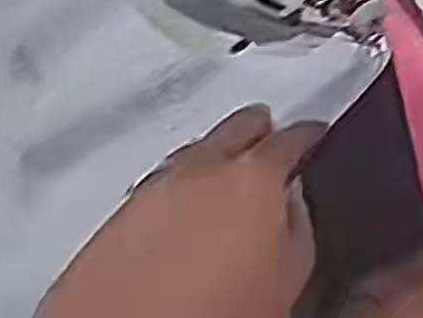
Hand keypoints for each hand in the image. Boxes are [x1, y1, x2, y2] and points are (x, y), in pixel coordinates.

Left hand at [39, 105, 325, 317]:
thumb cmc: (213, 314)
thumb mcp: (291, 270)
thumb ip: (299, 219)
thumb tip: (291, 203)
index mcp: (256, 173)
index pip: (296, 134)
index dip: (311, 136)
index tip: (314, 141)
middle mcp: (203, 169)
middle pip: (242, 123)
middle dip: (262, 132)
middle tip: (271, 150)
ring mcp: (150, 194)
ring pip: (193, 154)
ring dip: (212, 165)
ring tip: (221, 193)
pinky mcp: (107, 225)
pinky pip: (151, 194)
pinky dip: (171, 200)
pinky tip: (177, 226)